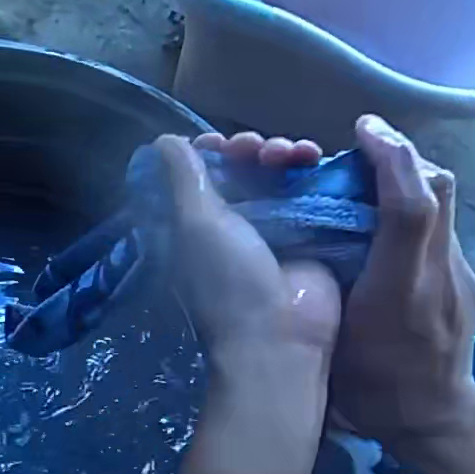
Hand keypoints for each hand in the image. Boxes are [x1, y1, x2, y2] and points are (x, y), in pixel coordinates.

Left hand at [157, 133, 342, 382]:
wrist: (278, 333)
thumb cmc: (227, 280)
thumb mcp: (194, 224)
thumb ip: (181, 179)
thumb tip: (160, 141)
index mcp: (195, 227)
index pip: (200, 176)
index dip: (209, 152)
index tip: (218, 143)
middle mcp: (230, 226)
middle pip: (241, 170)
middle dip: (249, 148)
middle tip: (257, 149)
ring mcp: (272, 229)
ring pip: (277, 174)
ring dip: (282, 153)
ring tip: (291, 153)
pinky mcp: (310, 232)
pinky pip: (310, 187)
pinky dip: (311, 168)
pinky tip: (314, 156)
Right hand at [331, 114, 474, 460]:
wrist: (432, 417)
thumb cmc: (371, 385)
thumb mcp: (334, 343)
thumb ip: (327, 294)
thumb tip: (307, 251)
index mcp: (406, 283)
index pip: (413, 202)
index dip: (392, 157)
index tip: (363, 128)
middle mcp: (440, 267)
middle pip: (437, 188)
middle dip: (402, 156)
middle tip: (358, 151)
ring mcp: (455, 273)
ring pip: (440, 206)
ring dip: (407, 178)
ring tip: (364, 179)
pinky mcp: (457, 282)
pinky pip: (436, 229)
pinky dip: (410, 208)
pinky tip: (377, 224)